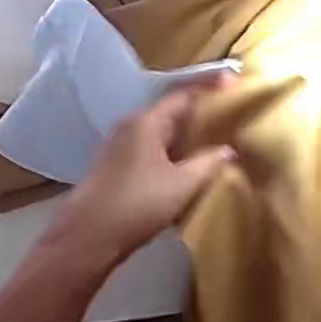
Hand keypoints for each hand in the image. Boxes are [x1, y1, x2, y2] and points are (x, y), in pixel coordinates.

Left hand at [47, 81, 235, 260]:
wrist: (87, 239)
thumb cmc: (137, 205)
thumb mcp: (183, 184)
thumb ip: (209, 163)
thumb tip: (228, 149)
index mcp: (146, 123)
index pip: (183, 95)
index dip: (209, 86)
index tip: (233, 82)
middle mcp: (130, 127)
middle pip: (170, 110)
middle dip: (199, 109)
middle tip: (228, 112)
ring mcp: (119, 146)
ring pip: (160, 129)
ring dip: (186, 131)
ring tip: (213, 137)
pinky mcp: (116, 165)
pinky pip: (152, 146)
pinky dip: (173, 147)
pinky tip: (186, 163)